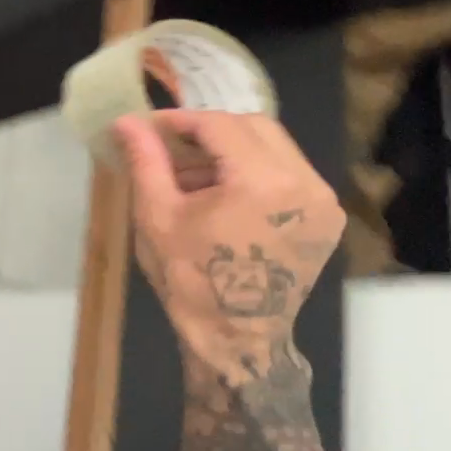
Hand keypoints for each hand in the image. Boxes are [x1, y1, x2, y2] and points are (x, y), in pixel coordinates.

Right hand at [113, 110, 344, 382]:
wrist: (234, 330)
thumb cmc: (188, 273)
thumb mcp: (156, 213)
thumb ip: (146, 161)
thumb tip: (126, 122)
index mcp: (263, 182)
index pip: (222, 126)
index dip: (181, 120)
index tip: (147, 128)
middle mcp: (306, 184)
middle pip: (257, 129)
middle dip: (208, 129)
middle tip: (166, 143)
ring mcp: (322, 202)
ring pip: (275, 149)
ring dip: (229, 149)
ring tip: (187, 172)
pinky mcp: (324, 217)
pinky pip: (288, 174)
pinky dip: (250, 170)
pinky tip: (216, 192)